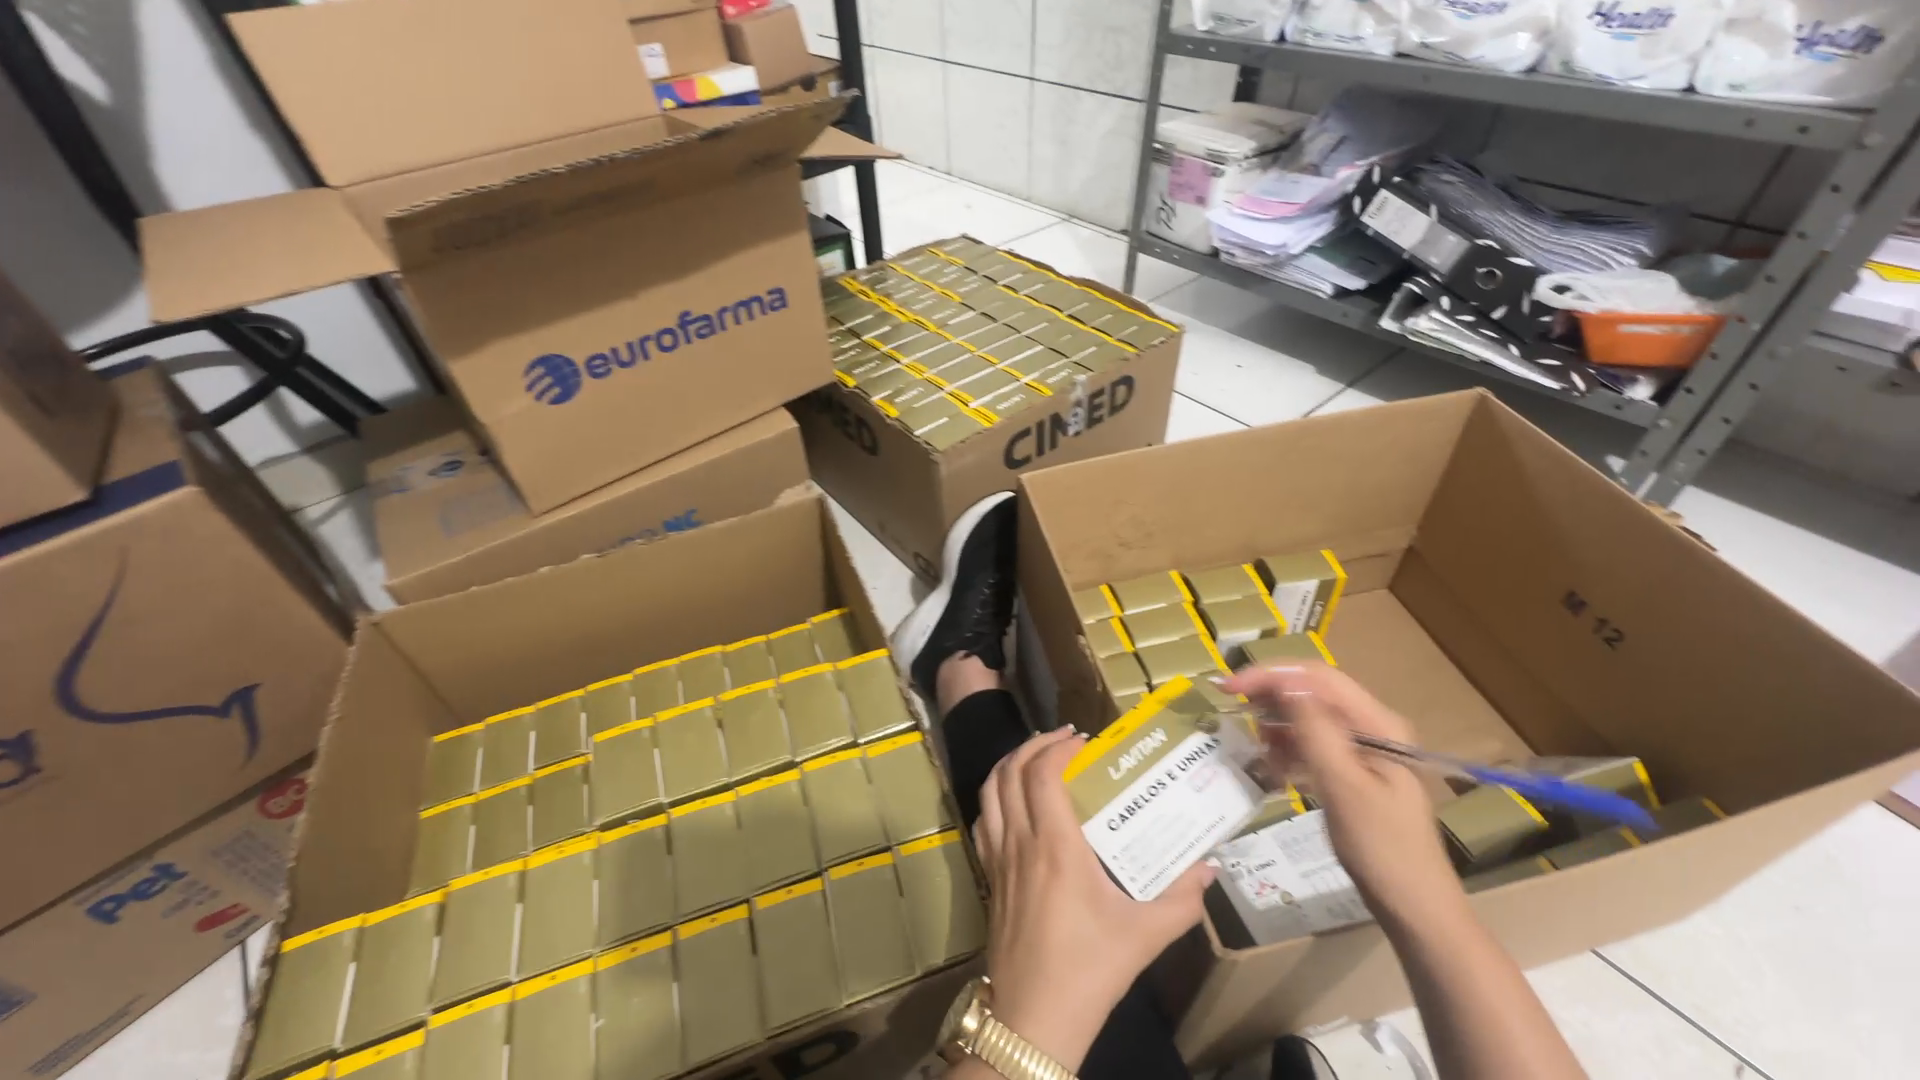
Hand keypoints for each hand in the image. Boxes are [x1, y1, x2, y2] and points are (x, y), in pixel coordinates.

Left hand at [969, 727, 1213, 1070]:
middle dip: (1034, 745)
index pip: (1042, 774)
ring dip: (1010, 765)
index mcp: (1054, 846)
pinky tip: (1016, 803)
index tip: (1084, 740)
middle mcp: (1019, 842)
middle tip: (1064, 739)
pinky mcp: (988, 878)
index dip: (1058, 747)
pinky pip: (982, 820)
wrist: (1034, 1018)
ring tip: (1039, 759)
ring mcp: (997, 859)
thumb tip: (1211, 867)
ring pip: (989, 792)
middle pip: (1009, 772)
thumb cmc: (1090, 970)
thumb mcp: (1146, 934)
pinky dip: (996, 796)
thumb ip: (1184, 898)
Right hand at [1223, 665, 1461, 923]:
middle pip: (1312, 692)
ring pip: (1309, 718)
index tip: (1229, 689)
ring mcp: (1363, 749)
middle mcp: (1372, 726)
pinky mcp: (1353, 771)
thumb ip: (1314, 730)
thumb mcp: (1343, 785)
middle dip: (1270, 696)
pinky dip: (1289, 749)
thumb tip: (1283, 684)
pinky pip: (1313, 745)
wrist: (1413, 904)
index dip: (1271, 675)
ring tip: (1256, 748)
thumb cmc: (1381, 846)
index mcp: (1377, 722)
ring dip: (1278, 725)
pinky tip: (1274, 769)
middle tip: (1231, 710)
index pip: (1317, 677)